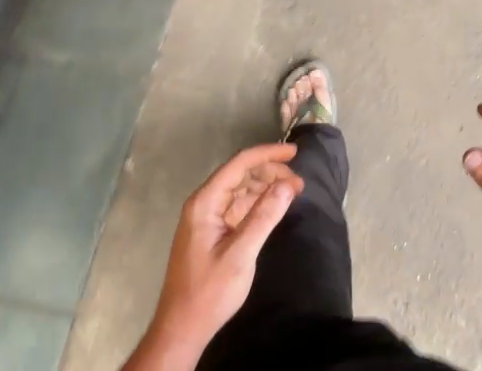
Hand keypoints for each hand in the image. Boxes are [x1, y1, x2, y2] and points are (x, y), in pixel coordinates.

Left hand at [149, 143, 303, 347]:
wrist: (182, 328)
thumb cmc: (209, 291)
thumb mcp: (240, 254)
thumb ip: (264, 216)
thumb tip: (288, 184)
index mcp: (205, 202)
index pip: (239, 164)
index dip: (267, 154)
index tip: (295, 153)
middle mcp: (204, 203)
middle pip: (240, 174)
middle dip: (270, 171)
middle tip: (299, 182)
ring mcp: (207, 218)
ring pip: (240, 189)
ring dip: (265, 186)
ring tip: (293, 191)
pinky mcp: (213, 232)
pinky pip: (237, 206)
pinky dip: (257, 202)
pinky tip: (274, 206)